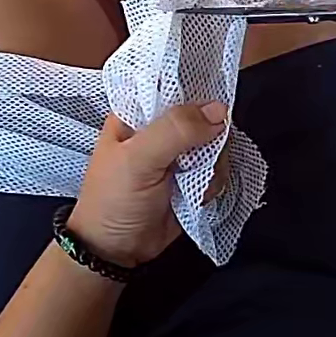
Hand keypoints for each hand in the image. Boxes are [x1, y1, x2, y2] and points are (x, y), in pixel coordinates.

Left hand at [67, 103, 228, 266]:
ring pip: (216, 142)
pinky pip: (219, 167)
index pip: (172, 84)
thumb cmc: (115, 200)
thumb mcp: (138, 160)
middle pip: (204, 114)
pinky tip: (200, 196)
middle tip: (202, 157)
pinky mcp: (193, 177)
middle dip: (211, 137)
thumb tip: (220, 111)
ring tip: (197, 184)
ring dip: (215, 164)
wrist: (116, 251)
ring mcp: (179, 154)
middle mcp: (160, 128)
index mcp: (137, 112)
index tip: (216, 107)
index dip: (197, 90)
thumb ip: (175, 131)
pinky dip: (216, 182)